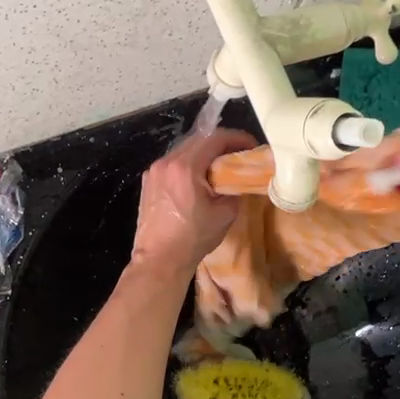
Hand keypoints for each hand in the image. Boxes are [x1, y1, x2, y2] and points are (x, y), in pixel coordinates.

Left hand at [131, 127, 257, 275]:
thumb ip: (235, 189)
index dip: (237, 138)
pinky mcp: (148, 182)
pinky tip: (199, 180)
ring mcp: (153, 171)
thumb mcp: (225, 213)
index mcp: (184, 167)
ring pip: (184, 151)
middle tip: (239, 156)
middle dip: (221, 145)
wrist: (159, 260)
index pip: (215, 138)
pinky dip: (189, 165)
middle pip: (198, 140)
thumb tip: (241, 179)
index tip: (251, 146)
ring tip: (221, 168)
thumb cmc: (193, 238)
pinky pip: (173, 164)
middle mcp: (166, 162)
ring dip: (204, 154)